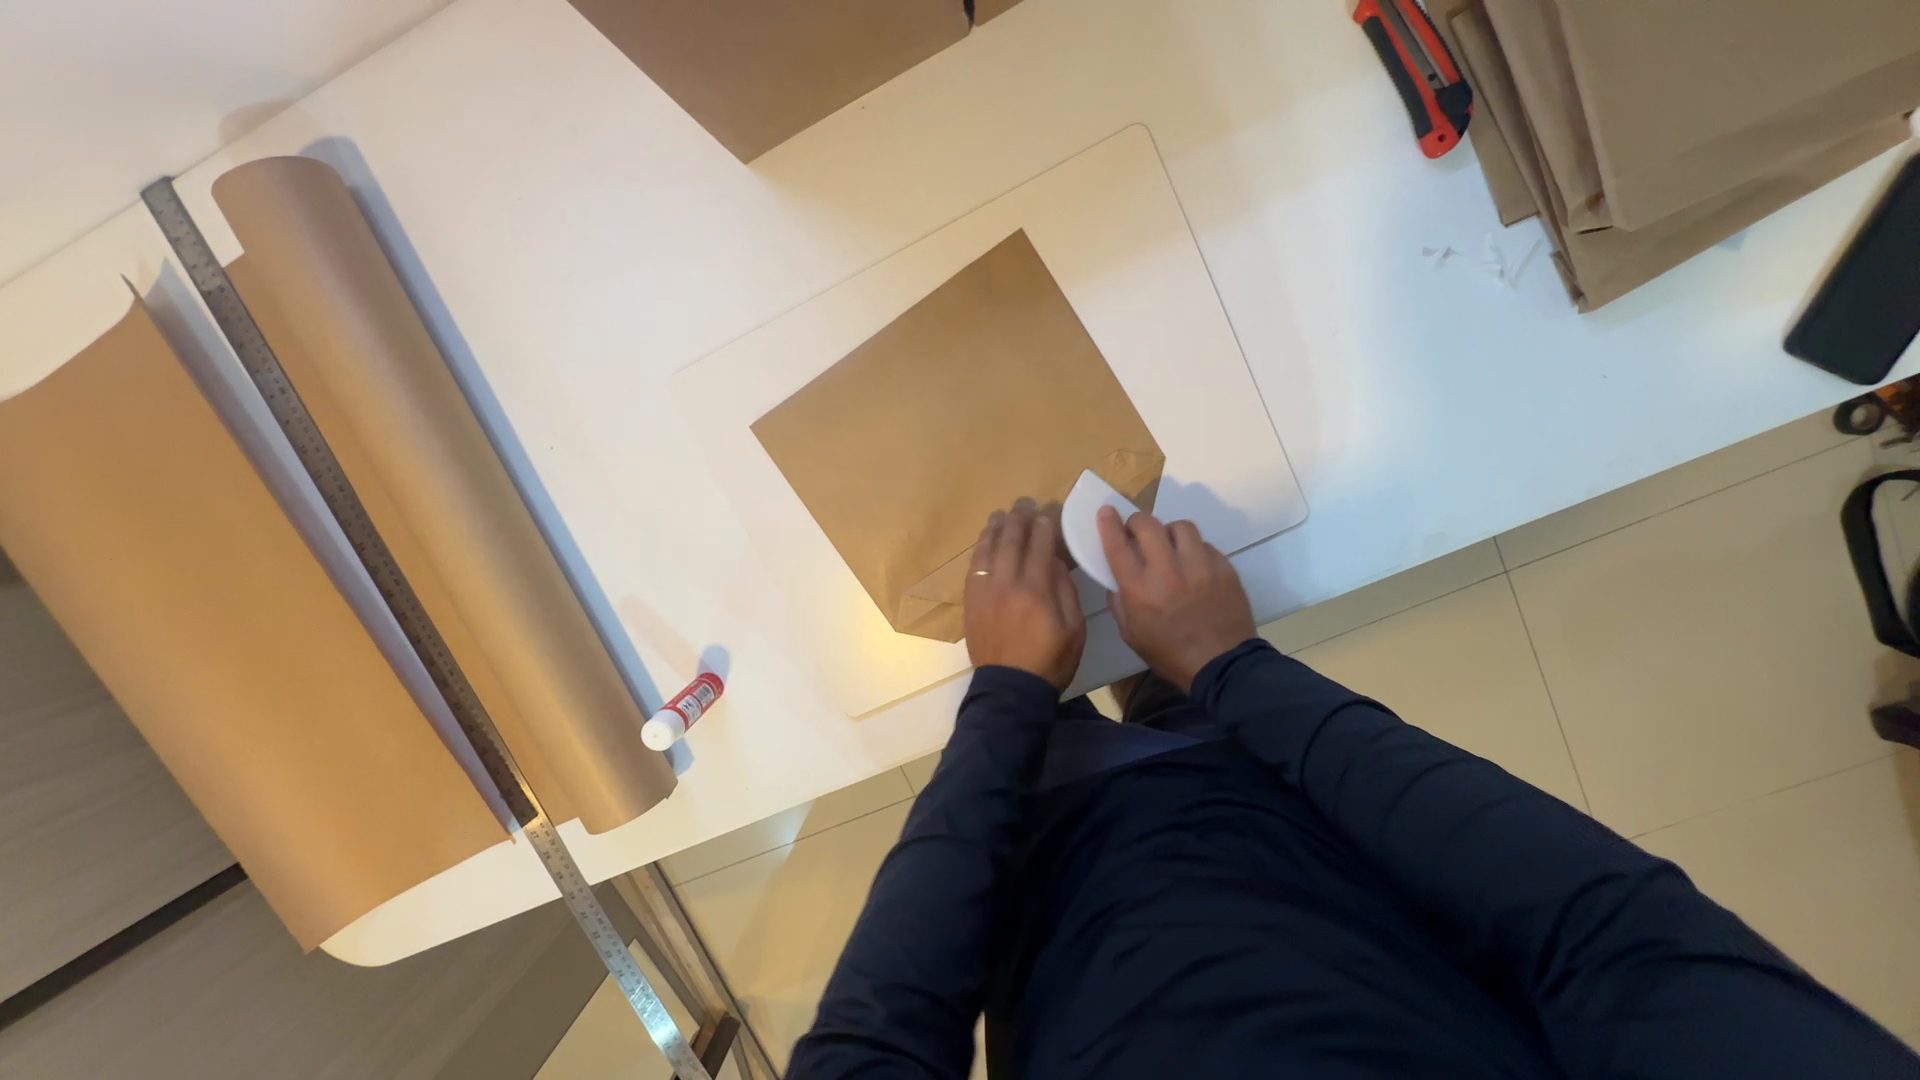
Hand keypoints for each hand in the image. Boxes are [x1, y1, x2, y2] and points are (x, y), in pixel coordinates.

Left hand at [964, 507, 1086, 689]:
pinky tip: (985, 542)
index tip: (1045, 516)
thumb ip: (1065, 590)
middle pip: (1010, 542)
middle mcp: (1007, 584)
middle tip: (1022, 505)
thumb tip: (1055, 562)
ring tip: (1000, 516)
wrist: (1011, 688)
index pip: (1038, 547)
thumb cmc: (1050, 660)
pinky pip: (973, 568)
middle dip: (1017, 520)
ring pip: (987, 551)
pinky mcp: (971, 602)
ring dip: (994, 530)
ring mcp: (984, 592)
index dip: (1042, 529)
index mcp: (1036, 590)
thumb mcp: (1074, 628)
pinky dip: (980, 550)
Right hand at [1098, 506, 1254, 692]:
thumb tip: (1117, 579)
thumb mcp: (1131, 634)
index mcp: (1139, 588)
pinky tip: (1193, 564)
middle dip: (1137, 522)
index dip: (1109, 523)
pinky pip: (1204, 544)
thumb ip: (1119, 601)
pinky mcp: (1224, 567)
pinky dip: (1194, 549)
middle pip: (1147, 524)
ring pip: (1180, 526)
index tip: (1107, 512)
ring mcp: (1199, 565)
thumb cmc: (1169, 654)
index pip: (1117, 543)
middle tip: (1137, 532)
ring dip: (1168, 532)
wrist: (1221, 665)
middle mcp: (1167, 569)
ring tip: (1169, 545)